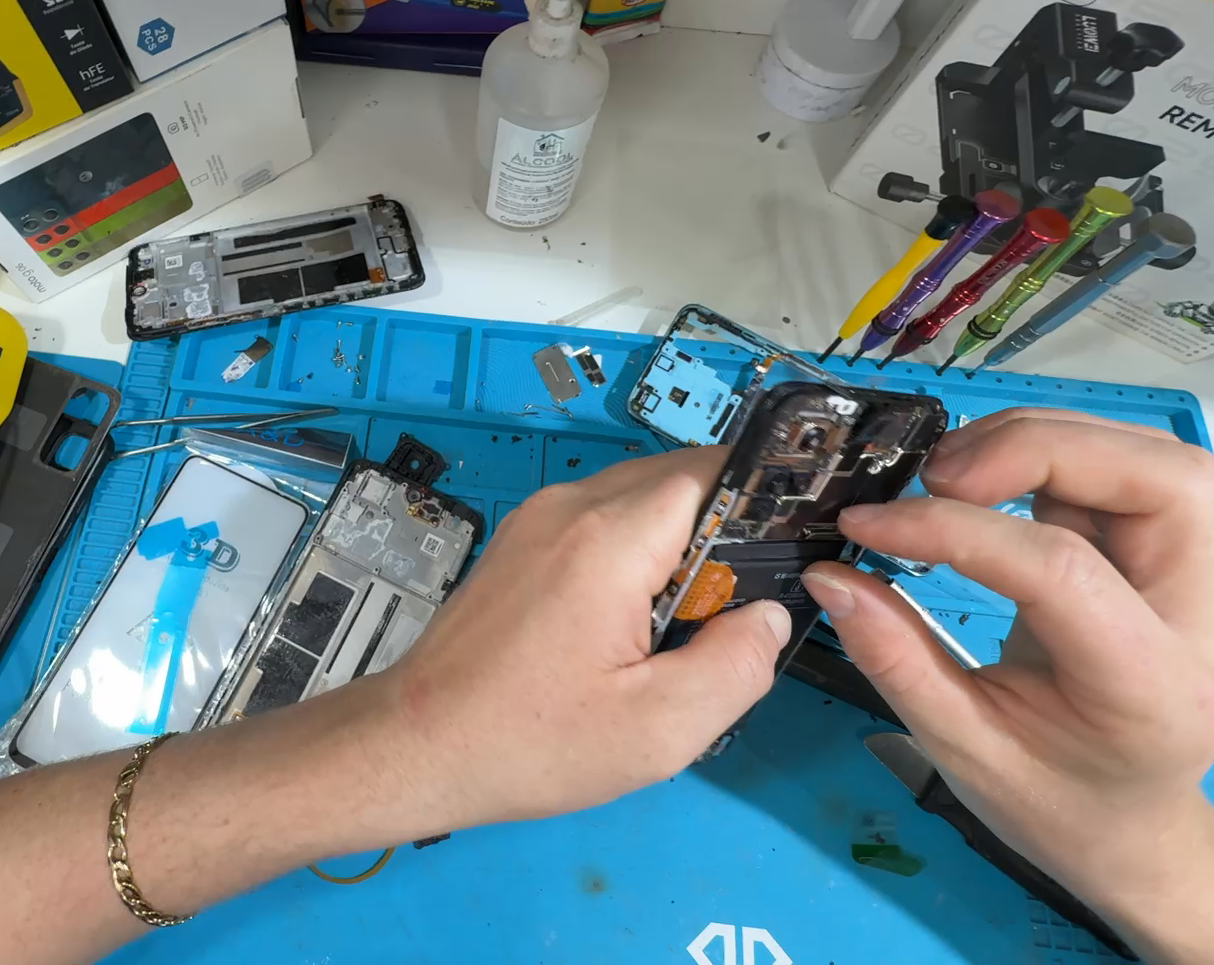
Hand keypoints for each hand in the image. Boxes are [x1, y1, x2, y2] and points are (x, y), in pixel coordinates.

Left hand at [378, 446, 792, 829]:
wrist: (419, 739)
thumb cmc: (532, 740)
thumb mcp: (657, 728)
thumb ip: (734, 665)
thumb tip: (765, 615)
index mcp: (606, 539)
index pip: (706, 473)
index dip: (760, 496)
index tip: (793, 540)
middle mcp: (567, 506)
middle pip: (671, 478)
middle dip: (722, 520)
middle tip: (744, 593)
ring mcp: (535, 516)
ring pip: (634, 494)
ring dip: (676, 533)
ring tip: (692, 608)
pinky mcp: (518, 538)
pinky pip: (595, 516)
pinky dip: (633, 542)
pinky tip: (635, 605)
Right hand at [800, 409, 1213, 905]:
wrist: (1131, 822)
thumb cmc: (1050, 797)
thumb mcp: (956, 746)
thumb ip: (892, 656)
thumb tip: (828, 576)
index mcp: (1146, 684)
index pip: (1059, 568)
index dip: (949, 528)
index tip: (863, 524)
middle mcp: (1200, 615)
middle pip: (1160, 479)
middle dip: (1035, 450)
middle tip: (934, 477)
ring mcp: (1195, 577)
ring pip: (1149, 456)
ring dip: (1039, 440)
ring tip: (947, 475)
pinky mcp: (1164, 553)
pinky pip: (1120, 466)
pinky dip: (1042, 451)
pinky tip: (978, 481)